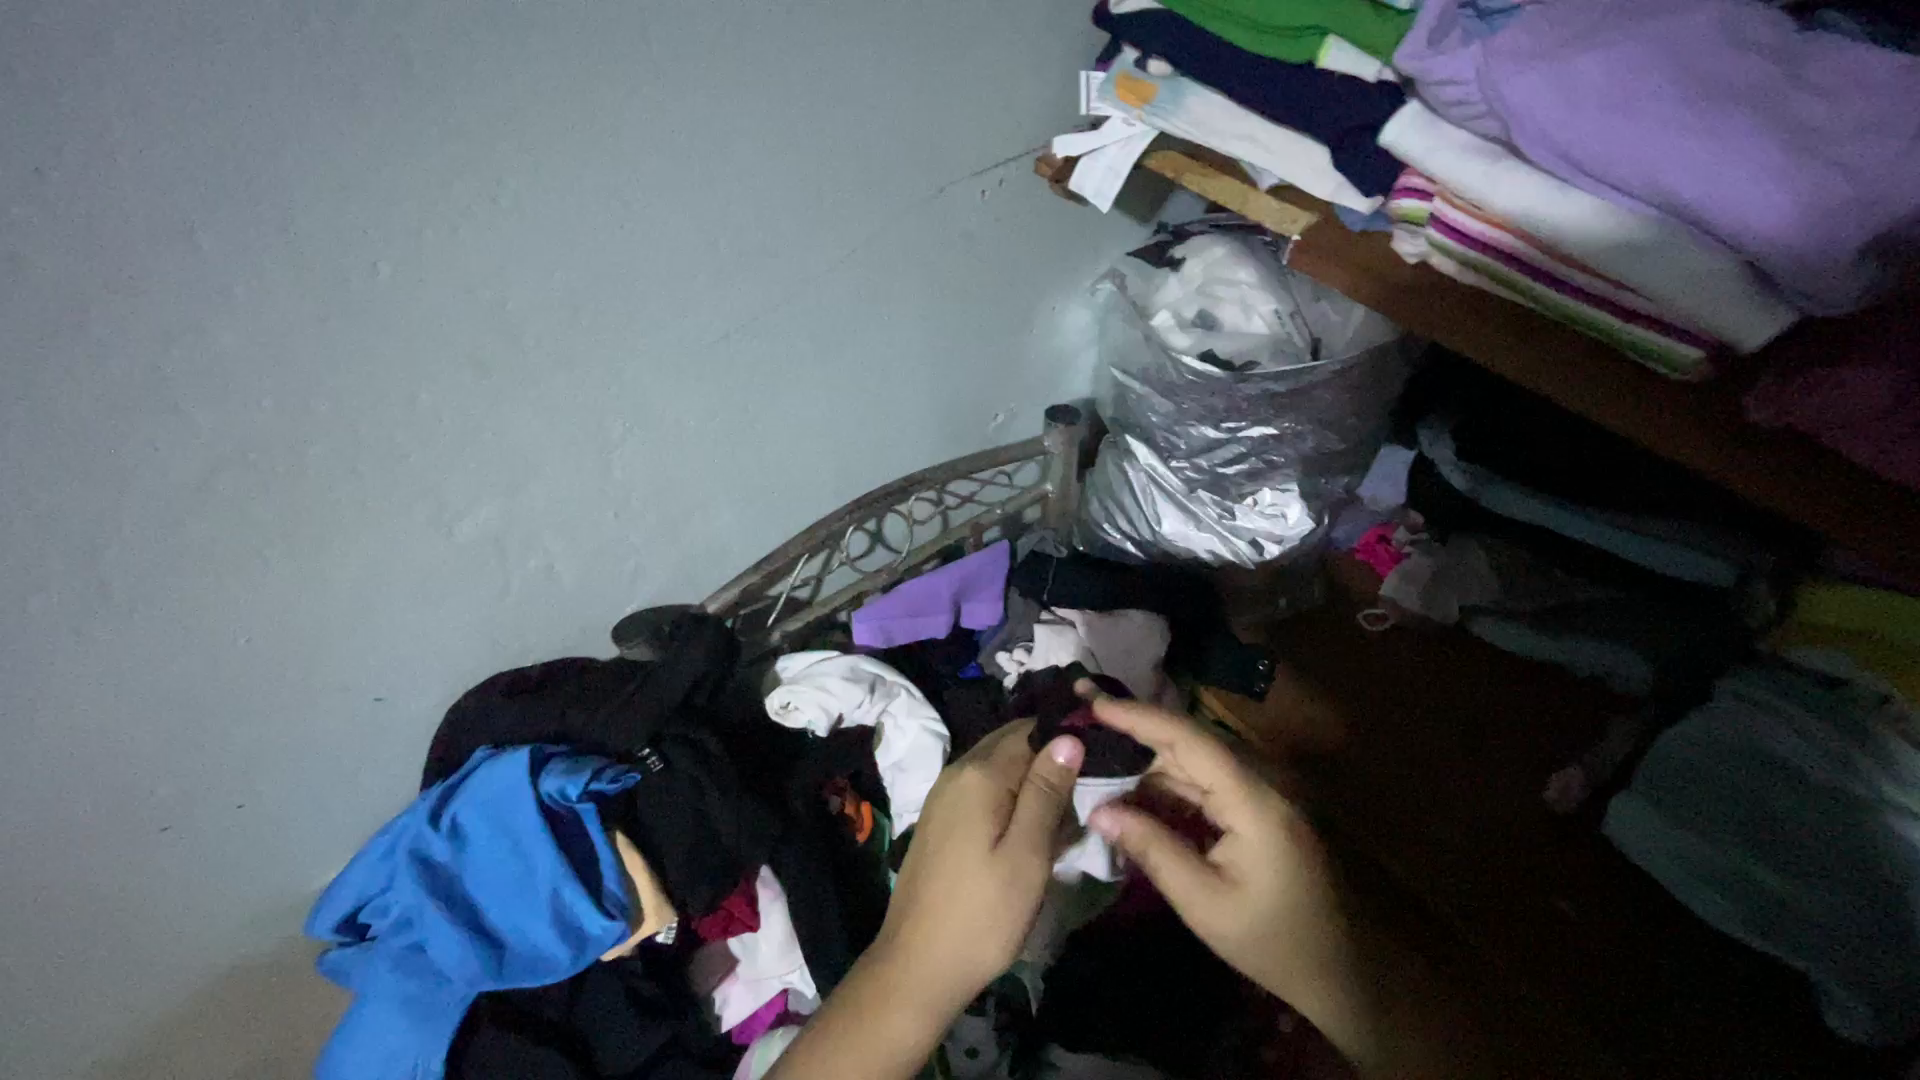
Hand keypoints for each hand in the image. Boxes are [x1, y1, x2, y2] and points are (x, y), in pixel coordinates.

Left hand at [870, 720, 1084, 1014]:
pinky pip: (983, 790)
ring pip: (998, 767)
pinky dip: (1010, 799)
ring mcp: (943, 795)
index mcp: (979, 773)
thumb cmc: (983, 914)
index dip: (1067, 740)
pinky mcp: (940, 819)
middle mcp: (957, 771)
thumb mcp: (1027, 854)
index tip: (1101, 761)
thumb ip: (1047, 791)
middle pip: (1011, 743)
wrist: (917, 965)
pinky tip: (1030, 831)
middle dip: (1049, 758)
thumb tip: (1068, 736)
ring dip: (1031, 781)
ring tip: (1065, 816)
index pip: (1031, 730)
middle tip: (1086, 792)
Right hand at [1082, 690, 1350, 1014]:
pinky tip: (1130, 793)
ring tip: (1095, 758)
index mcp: (1255, 801)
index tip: (1094, 702)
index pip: (1191, 739)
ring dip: (1145, 762)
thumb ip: (1152, 849)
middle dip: (1134, 732)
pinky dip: (1165, 786)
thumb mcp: (1204, 904)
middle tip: (1084, 724)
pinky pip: (1203, 784)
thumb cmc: (1272, 943)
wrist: (1338, 972)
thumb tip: (1096, 810)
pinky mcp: (1256, 809)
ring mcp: (1260, 794)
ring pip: (1192, 762)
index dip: (1140, 717)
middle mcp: (1261, 784)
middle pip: (1189, 744)